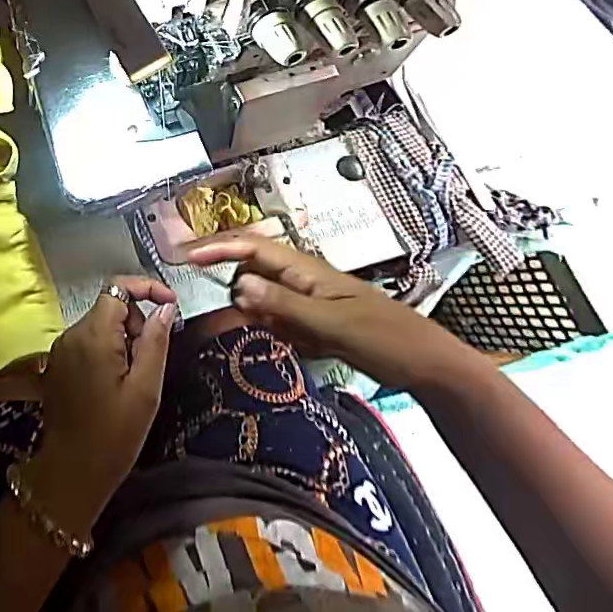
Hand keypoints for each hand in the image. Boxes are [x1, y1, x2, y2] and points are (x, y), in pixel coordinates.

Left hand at [27, 276, 176, 534]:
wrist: (70, 475)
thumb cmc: (113, 435)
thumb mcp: (145, 389)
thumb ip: (156, 341)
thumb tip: (166, 308)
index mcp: (92, 335)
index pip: (118, 288)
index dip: (147, 289)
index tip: (171, 305)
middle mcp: (71, 334)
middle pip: (109, 305)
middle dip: (137, 320)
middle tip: (152, 354)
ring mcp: (61, 349)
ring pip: (99, 324)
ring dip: (123, 336)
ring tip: (135, 374)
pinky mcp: (57, 365)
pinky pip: (87, 341)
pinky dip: (107, 348)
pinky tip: (116, 382)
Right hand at [188, 236, 465, 388]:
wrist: (426, 364)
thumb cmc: (386, 336)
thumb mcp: (332, 321)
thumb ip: (284, 303)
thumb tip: (238, 284)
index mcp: (306, 269)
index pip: (252, 248)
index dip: (217, 247)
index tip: (186, 255)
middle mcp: (301, 280)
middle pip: (252, 267)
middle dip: (223, 271)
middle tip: (193, 281)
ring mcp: (307, 302)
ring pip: (262, 296)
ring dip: (244, 305)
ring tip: (231, 319)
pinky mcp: (313, 324)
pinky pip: (278, 320)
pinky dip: (266, 327)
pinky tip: (268, 339)